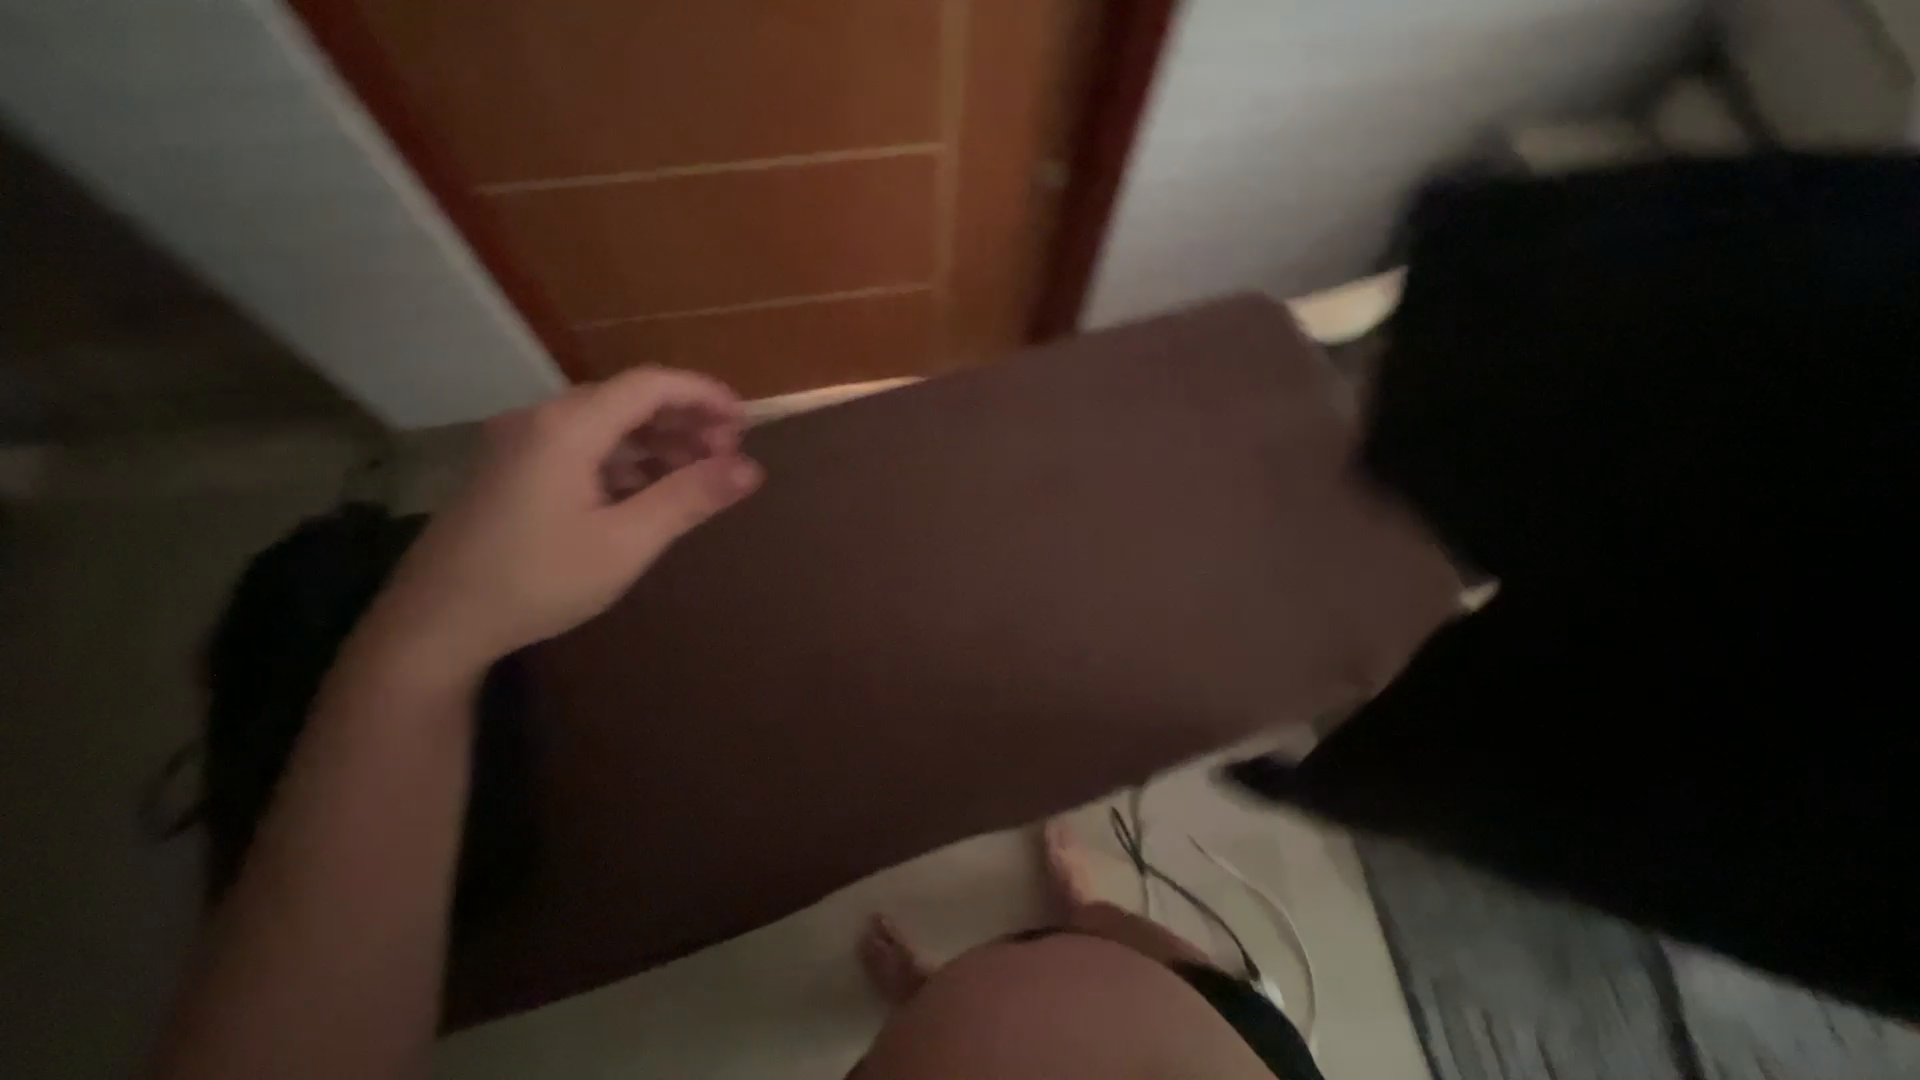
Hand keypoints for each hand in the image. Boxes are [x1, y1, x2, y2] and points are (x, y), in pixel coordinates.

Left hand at [361, 366, 761, 678]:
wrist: (436, 623)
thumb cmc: (538, 581)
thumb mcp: (626, 543)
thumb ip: (689, 498)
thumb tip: (751, 469)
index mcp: (568, 427)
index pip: (650, 385)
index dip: (704, 395)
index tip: (746, 423)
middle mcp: (540, 420)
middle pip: (626, 400)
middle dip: (684, 421)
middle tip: (727, 456)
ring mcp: (519, 443)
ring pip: (603, 424)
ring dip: (655, 442)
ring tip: (696, 475)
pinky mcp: (510, 470)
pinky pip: (580, 446)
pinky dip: (623, 460)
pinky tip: (645, 493)